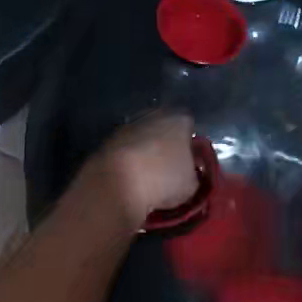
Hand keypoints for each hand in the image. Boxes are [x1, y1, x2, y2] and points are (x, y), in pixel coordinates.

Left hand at [85, 111, 198, 229]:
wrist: (115, 185)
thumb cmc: (162, 180)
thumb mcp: (191, 186)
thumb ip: (194, 176)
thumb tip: (190, 176)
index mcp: (180, 119)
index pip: (190, 127)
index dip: (189, 146)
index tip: (188, 164)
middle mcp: (155, 115)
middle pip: (165, 129)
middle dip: (166, 146)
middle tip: (168, 170)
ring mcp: (128, 126)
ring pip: (142, 138)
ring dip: (144, 153)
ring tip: (146, 179)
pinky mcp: (107, 140)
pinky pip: (124, 150)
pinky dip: (126, 162)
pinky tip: (128, 181)